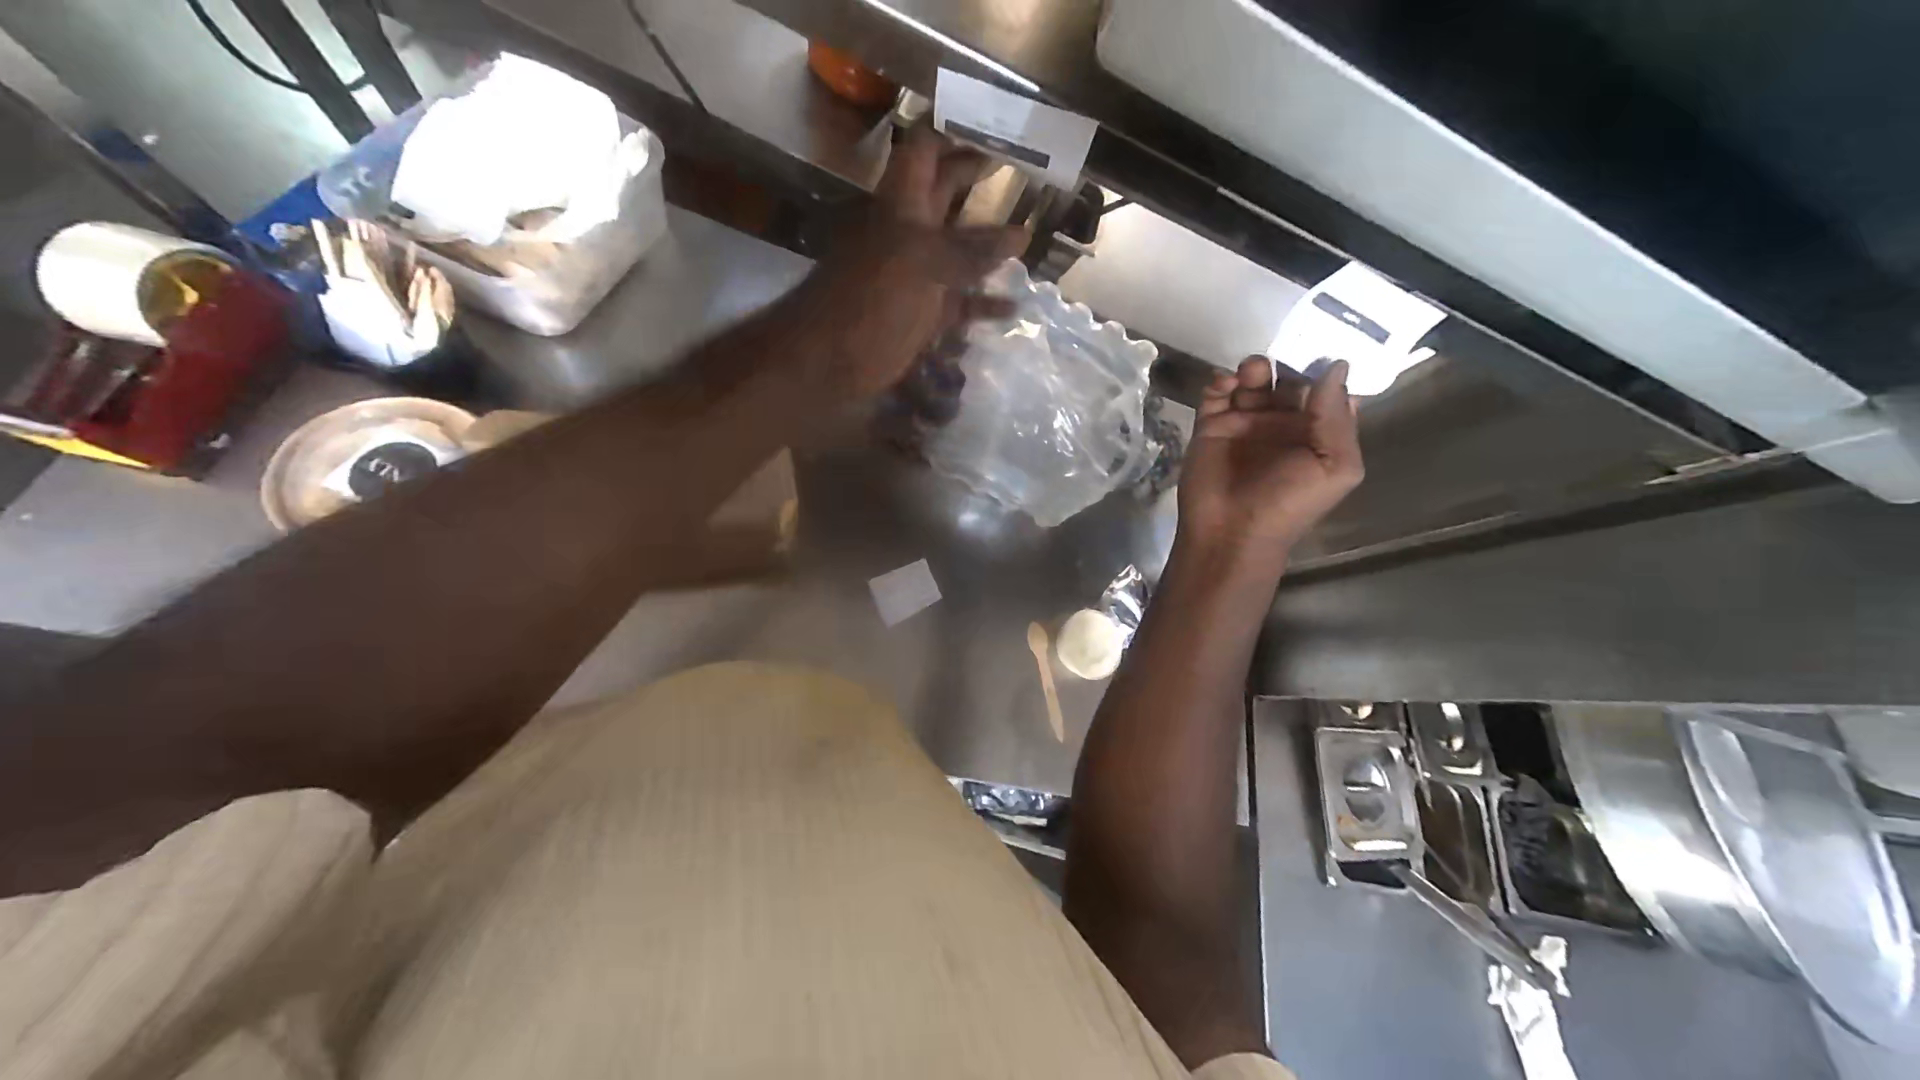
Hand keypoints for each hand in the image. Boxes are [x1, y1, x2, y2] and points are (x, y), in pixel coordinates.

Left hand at [793, 125, 1027, 398]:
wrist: (832, 359)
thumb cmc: (872, 299)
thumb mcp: (922, 263)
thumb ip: (971, 249)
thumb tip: (1020, 235)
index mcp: (902, 204)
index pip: (927, 149)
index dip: (956, 131)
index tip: (998, 124)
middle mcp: (910, 232)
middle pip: (945, 193)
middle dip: (978, 178)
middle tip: (1023, 168)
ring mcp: (917, 274)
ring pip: (958, 251)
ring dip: (990, 247)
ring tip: (1030, 237)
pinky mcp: (924, 313)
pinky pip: (961, 304)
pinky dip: (985, 305)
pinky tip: (1015, 306)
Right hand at [1176, 356, 1363, 570]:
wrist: (1232, 532)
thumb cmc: (1289, 504)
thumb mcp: (1335, 467)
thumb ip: (1338, 417)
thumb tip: (1336, 365)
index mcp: (1317, 432)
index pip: (1326, 389)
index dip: (1327, 367)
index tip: (1326, 342)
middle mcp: (1282, 424)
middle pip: (1288, 379)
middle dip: (1288, 363)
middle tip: (1283, 353)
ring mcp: (1245, 424)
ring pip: (1252, 382)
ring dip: (1254, 369)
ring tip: (1250, 373)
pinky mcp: (1211, 426)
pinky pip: (1216, 394)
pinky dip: (1221, 382)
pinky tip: (1226, 385)